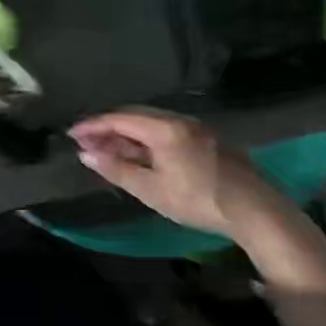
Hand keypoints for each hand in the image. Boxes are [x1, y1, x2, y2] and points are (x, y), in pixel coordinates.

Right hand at [69, 109, 284, 237]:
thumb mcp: (151, 189)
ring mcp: (197, 128)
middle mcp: (181, 120)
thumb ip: (117, 170)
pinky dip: (146, 140)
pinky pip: (168, 132)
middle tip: (86, 142)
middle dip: (108, 128)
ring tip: (107, 150)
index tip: (71, 134)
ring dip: (127, 135)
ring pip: (153, 123)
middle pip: (136, 115)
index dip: (93, 125)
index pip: (120, 118)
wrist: (254, 209)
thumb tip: (86, 154)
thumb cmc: (198, 200)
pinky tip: (140, 155)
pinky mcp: (208, 140)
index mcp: (165, 128)